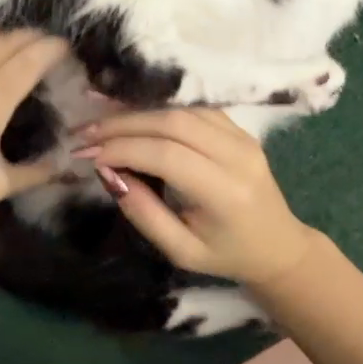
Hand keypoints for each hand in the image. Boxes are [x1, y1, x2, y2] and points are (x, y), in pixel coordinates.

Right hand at [78, 109, 320, 284]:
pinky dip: (158, 110)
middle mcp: (238, 157)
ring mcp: (243, 138)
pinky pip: (194, 108)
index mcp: (225, 193)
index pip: (166, 155)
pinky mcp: (240, 130)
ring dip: (137, 113)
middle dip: (122, 124)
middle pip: (173, 122)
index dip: (122, 149)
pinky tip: (133, 117)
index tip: (87, 155)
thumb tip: (109, 173)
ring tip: (102, 122)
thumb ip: (144, 213)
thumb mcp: (180, 251)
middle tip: (85, 134)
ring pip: (182, 109)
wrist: (278, 246)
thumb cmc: (225, 255)